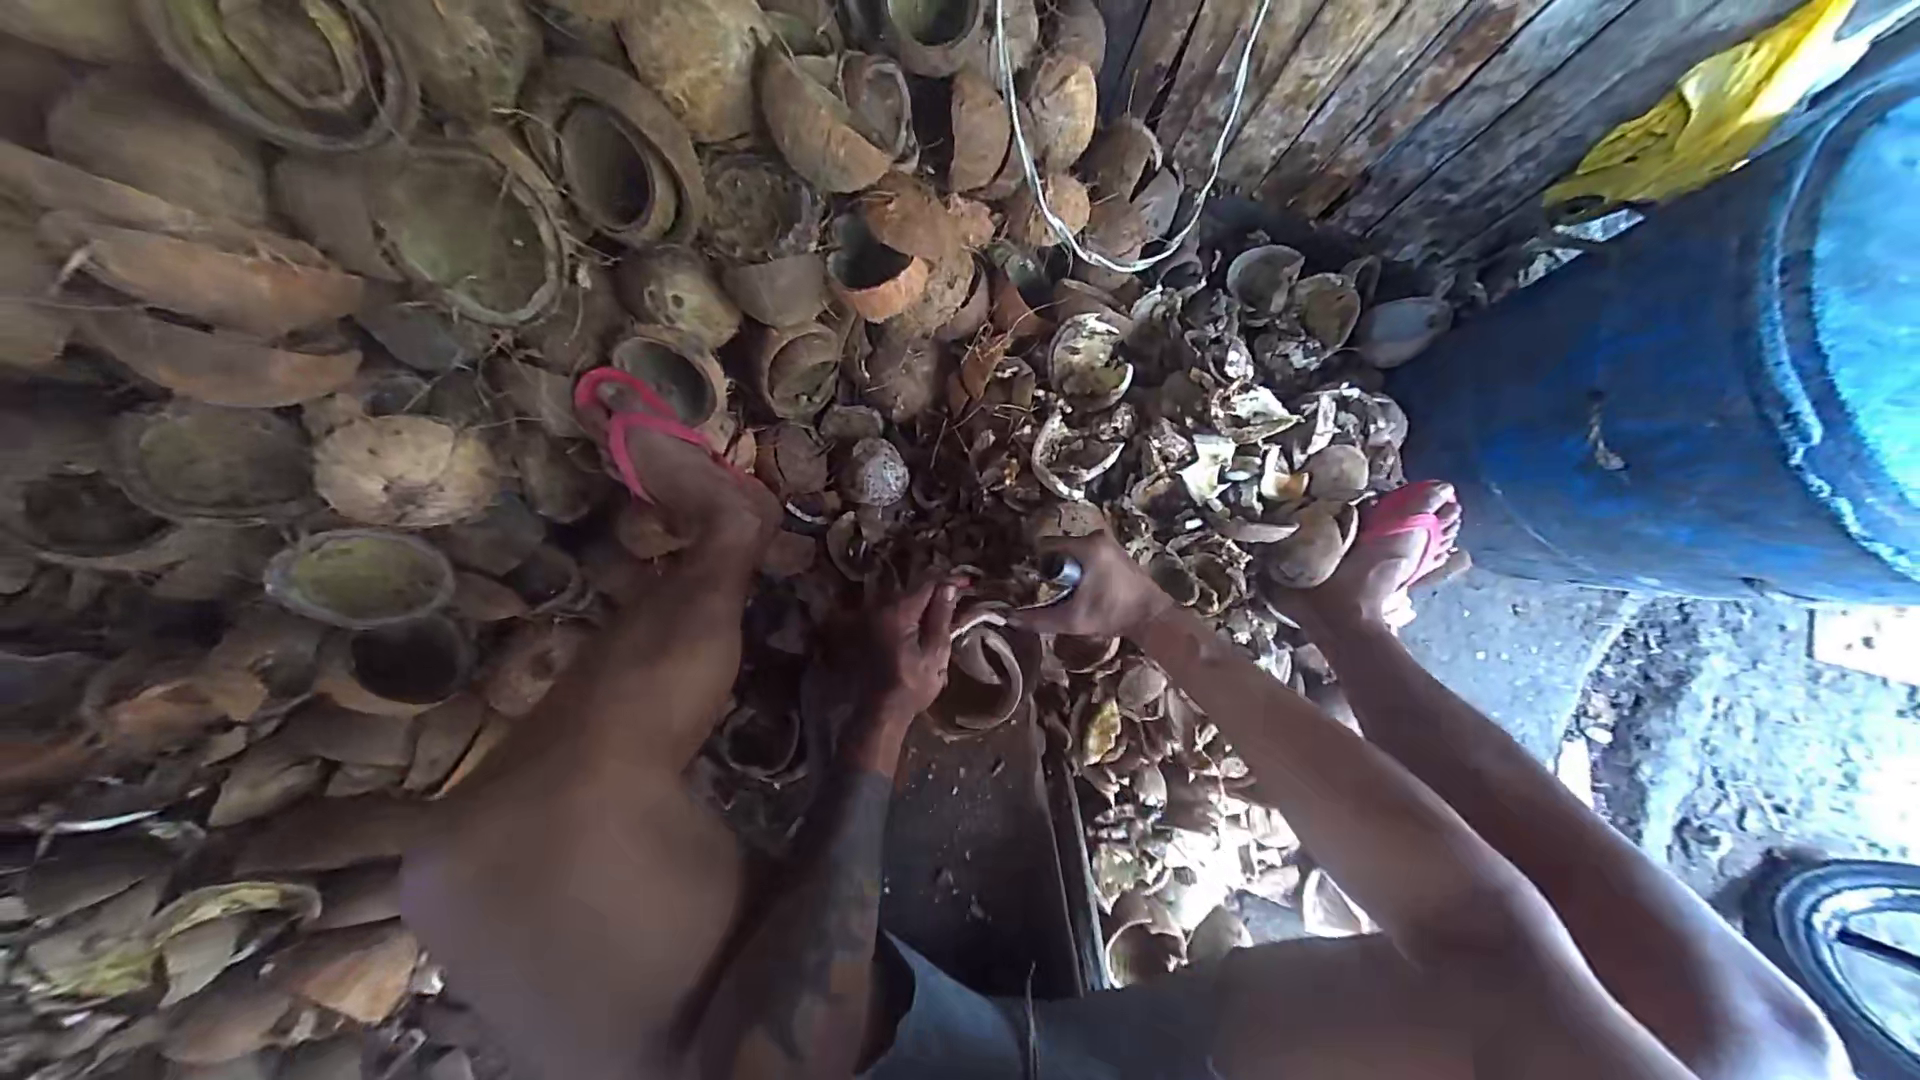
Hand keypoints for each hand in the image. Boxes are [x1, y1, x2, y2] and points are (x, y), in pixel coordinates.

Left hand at [863, 579, 960, 730]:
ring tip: (948, 607)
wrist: (883, 709)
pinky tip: (928, 620)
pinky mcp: (873, 629)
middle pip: (915, 588)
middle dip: (939, 589)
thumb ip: (941, 616)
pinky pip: (898, 611)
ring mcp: (874, 618)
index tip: (968, 581)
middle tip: (961, 593)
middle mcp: (882, 608)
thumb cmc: (914, 684)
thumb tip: (948, 587)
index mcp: (899, 612)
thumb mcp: (936, 651)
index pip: (927, 584)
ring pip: (906, 599)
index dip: (949, 580)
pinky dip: (915, 611)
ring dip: (927, 600)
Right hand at [1008, 532, 1172, 638]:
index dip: (1036, 565)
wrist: (1152, 617)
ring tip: (1066, 593)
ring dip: (1066, 570)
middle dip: (1052, 569)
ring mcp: (1107, 542)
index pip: (1045, 546)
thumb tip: (1009, 619)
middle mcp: (1096, 537)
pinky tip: (1082, 589)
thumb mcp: (1072, 619)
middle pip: (1058, 549)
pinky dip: (1078, 569)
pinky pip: (1084, 555)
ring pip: (1071, 553)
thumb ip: (1039, 619)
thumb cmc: (1112, 614)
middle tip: (1052, 592)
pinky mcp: (1113, 550)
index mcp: (1086, 546)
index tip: (1034, 584)